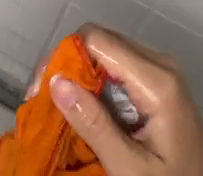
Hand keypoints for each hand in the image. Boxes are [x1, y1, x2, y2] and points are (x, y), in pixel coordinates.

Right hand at [49, 26, 202, 175]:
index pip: (97, 39)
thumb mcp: (131, 169)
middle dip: (68, 66)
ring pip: (108, 54)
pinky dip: (97, 86)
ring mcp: (162, 73)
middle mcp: (160, 65)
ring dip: (80, 77)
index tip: (41, 90)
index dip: (63, 57)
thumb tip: (57, 81)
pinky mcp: (160, 85)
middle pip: (101, 42)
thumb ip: (94, 124)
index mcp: (157, 80)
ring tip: (60, 110)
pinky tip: (84, 113)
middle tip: (44, 102)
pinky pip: (120, 71)